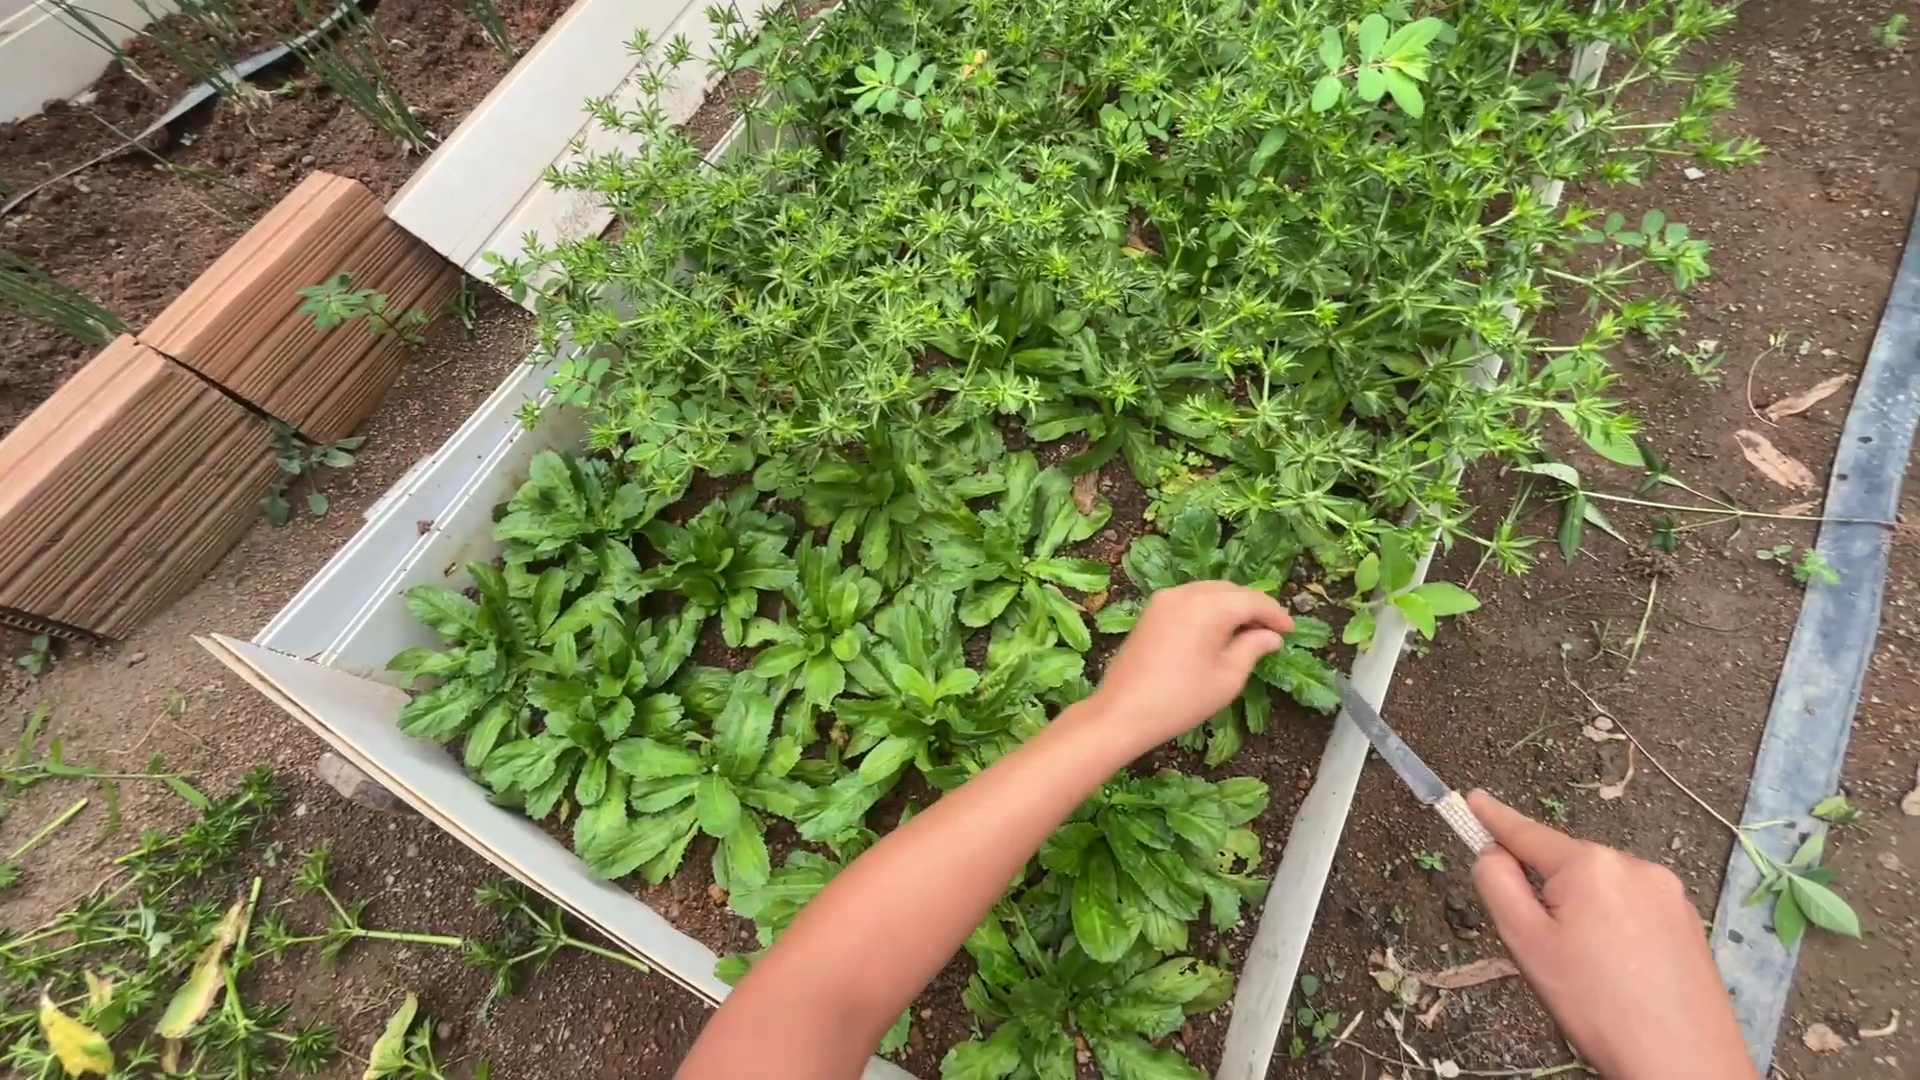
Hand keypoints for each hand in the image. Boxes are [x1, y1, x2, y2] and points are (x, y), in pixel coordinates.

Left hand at [1085, 581, 1292, 749]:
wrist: (1123, 710)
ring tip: (1247, 631)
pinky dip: (1207, 609)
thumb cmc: (1182, 698)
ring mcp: (1162, 601)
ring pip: (1207, 592)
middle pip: (1229, 590)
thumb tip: (1269, 635)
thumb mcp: (1228, 676)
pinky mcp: (1149, 612)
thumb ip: (1252, 648)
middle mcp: (1184, 593)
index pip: (1252, 599)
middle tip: (1271, 631)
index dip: (1275, 613)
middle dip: (1253, 607)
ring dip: (1230, 606)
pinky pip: (1188, 600)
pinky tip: (1217, 631)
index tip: (1290, 630)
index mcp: (1207, 605)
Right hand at [1469, 791, 1757, 1079]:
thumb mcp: (1524, 938)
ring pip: (1595, 885)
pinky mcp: (1689, 923)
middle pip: (1562, 862)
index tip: (1469, 797)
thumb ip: (1495, 879)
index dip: (1491, 816)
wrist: (1688, 1071)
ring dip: (1576, 906)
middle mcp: (1635, 866)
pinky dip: (1608, 920)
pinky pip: (1627, 904)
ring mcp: (1670, 894)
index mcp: (1591, 865)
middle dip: (1542, 886)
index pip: (1525, 831)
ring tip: (1584, 961)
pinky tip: (1615, 965)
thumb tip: (1493, 851)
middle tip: (1541, 940)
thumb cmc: (1595, 1002)